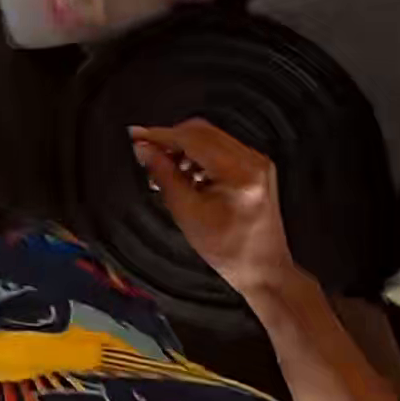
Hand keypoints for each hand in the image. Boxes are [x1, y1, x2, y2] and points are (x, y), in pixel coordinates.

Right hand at [130, 120, 300, 295]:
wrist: (262, 270)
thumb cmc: (230, 250)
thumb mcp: (186, 212)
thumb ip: (163, 174)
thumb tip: (144, 149)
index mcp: (238, 173)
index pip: (190, 138)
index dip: (159, 135)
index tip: (137, 136)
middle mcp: (252, 162)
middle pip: (200, 131)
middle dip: (170, 139)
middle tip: (147, 151)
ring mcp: (256, 163)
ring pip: (208, 137)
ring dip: (182, 147)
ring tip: (165, 168)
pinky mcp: (254, 168)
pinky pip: (219, 148)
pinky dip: (197, 154)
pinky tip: (184, 172)